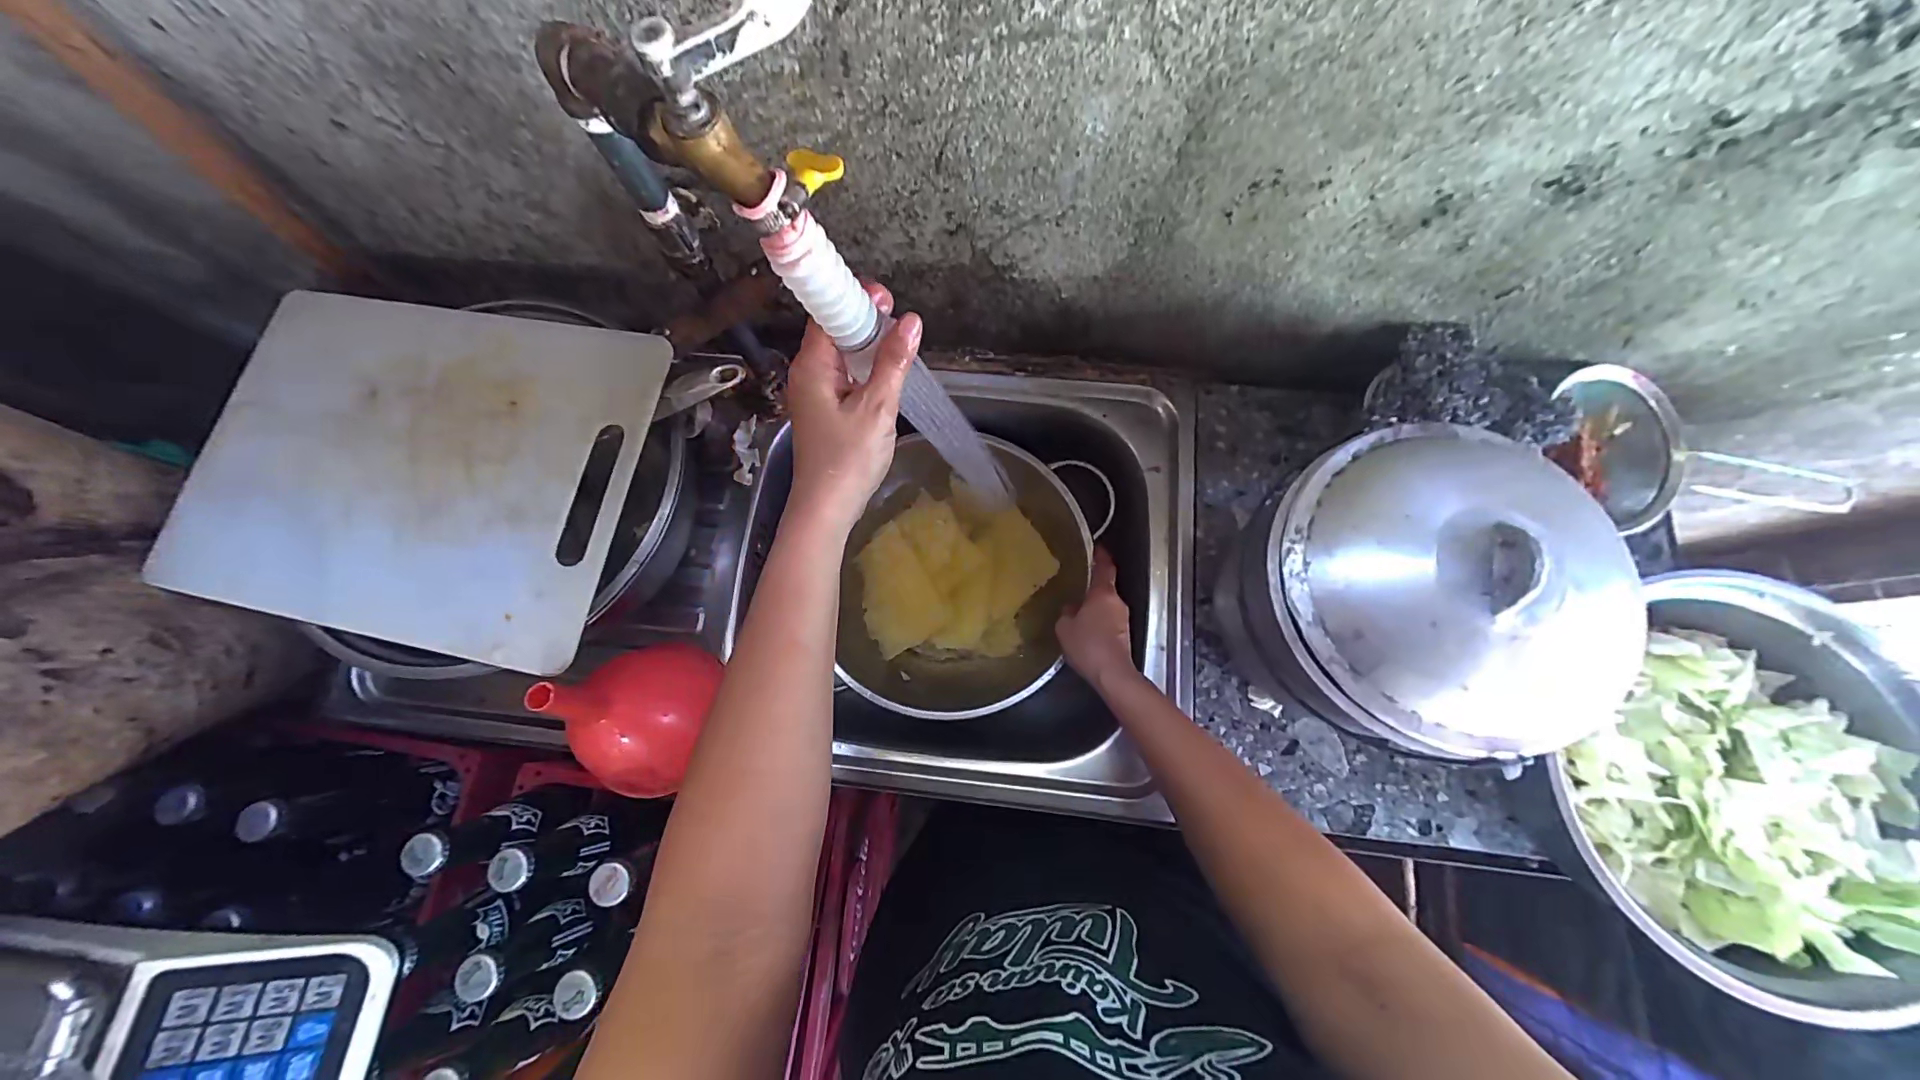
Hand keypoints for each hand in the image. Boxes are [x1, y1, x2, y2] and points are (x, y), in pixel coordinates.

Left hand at [785, 283, 922, 533]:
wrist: (827, 507)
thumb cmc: (847, 460)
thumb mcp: (877, 407)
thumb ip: (893, 362)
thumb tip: (910, 322)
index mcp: (812, 367)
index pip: (828, 315)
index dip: (854, 300)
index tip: (884, 297)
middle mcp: (807, 375)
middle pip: (834, 332)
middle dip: (864, 320)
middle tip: (897, 317)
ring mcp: (814, 394)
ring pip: (841, 356)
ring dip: (867, 345)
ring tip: (897, 341)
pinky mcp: (825, 411)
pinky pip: (844, 377)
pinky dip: (864, 368)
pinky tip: (885, 372)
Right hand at [1056, 547, 1135, 693]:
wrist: (1112, 673)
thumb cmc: (1088, 645)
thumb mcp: (1065, 627)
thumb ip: (1066, 612)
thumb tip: (1071, 607)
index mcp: (1103, 594)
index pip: (1105, 567)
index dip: (1101, 556)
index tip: (1096, 548)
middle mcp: (1117, 602)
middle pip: (1105, 588)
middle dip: (1092, 587)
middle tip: (1075, 586)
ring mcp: (1123, 619)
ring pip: (1107, 605)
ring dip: (1095, 606)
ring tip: (1077, 611)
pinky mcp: (1124, 634)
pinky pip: (1109, 620)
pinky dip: (1099, 621)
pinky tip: (1086, 630)